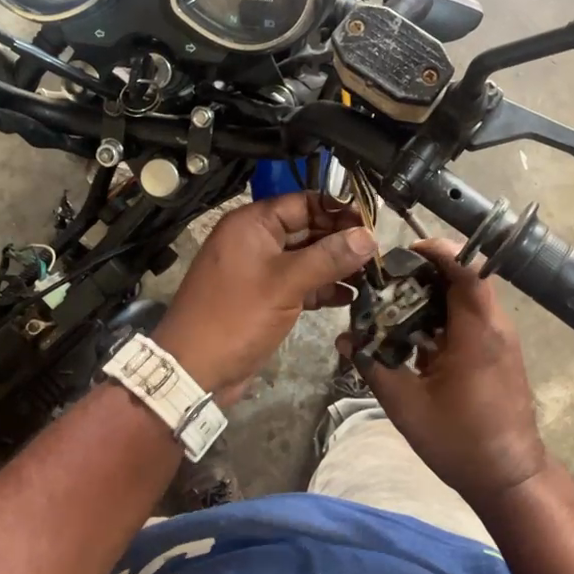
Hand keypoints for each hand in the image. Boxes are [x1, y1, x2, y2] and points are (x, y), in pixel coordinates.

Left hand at [154, 191, 377, 403]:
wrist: (194, 371)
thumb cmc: (236, 317)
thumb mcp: (286, 283)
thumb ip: (329, 258)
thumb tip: (369, 237)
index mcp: (252, 224)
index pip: (303, 202)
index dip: (338, 210)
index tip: (372, 223)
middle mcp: (255, 240)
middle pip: (307, 229)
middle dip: (341, 240)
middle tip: (378, 252)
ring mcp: (259, 270)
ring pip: (306, 258)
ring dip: (336, 266)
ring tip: (372, 275)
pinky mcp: (265, 297)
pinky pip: (300, 283)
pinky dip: (322, 288)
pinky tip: (350, 297)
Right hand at [344, 239, 548, 503]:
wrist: (509, 477)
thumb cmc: (460, 441)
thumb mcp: (406, 405)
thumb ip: (374, 365)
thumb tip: (344, 337)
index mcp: (478, 331)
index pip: (467, 267)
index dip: (437, 250)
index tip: (403, 251)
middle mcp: (494, 325)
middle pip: (464, 277)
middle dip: (426, 272)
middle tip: (387, 280)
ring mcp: (499, 338)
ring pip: (466, 297)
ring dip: (433, 294)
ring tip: (394, 304)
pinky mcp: (497, 352)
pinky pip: (470, 318)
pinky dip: (443, 316)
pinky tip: (414, 334)